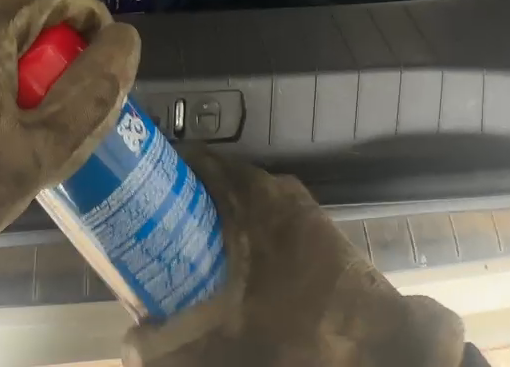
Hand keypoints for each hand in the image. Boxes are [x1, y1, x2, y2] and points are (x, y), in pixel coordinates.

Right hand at [124, 148, 465, 366]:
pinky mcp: (318, 237)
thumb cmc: (299, 331)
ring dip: (212, 226)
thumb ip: (168, 347)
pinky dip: (240, 242)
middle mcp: (278, 191)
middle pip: (217, 184)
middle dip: (182, 206)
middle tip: (148, 235)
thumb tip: (127, 346)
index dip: (165, 176)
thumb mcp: (224, 344)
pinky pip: (264, 225)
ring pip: (242, 206)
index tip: (137, 198)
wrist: (382, 350)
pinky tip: (224, 278)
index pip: (200, 162)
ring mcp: (301, 213)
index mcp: (256, 195)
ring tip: (177, 257)